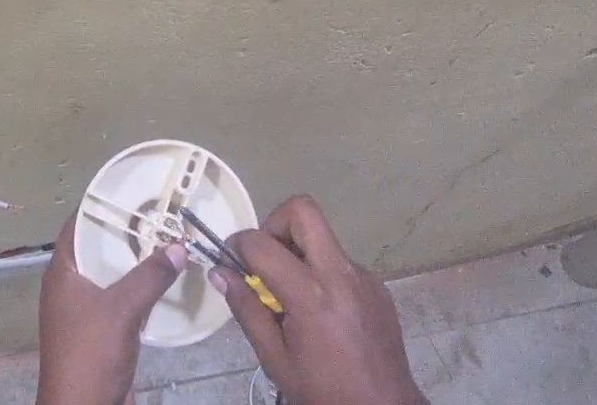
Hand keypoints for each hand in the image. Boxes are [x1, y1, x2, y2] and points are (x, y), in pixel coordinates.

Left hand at [37, 212, 185, 404]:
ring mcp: (83, 311)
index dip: (100, 205)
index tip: (130, 190)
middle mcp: (69, 286)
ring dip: (135, 262)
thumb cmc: (90, 354)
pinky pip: (119, 299)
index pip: (77, 224)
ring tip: (166, 241)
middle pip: (97, 248)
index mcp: (62, 272)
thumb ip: (150, 275)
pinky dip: (138, 288)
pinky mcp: (99, 333)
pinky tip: (163, 282)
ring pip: (110, 274)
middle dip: (126, 232)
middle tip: (158, 213)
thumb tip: (179, 244)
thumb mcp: (122, 309)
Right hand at [217, 195, 428, 404]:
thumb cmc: (324, 391)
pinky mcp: (377, 284)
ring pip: (322, 236)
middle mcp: (340, 273)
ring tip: (293, 292)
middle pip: (303, 210)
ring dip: (299, 250)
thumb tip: (219, 272)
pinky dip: (321, 272)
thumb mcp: (275, 359)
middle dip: (274, 223)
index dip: (237, 244)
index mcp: (310, 294)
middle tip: (266, 257)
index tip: (230, 260)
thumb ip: (246, 309)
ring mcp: (363, 275)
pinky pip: (340, 261)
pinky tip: (323, 311)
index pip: (261, 243)